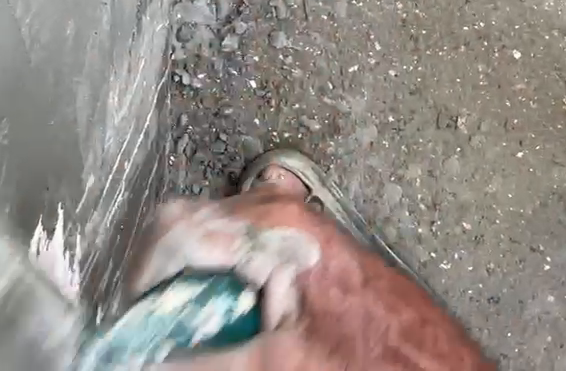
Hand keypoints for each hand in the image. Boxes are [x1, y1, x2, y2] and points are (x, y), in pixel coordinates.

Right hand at [130, 188, 493, 369]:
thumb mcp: (284, 366)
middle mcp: (273, 210)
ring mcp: (281, 220)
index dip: (142, 275)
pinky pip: (229, 247)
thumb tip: (154, 361)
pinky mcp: (288, 239)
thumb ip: (211, 361)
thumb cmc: (379, 358)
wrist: (435, 364)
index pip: (177, 228)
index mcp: (270, 227)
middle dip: (157, 276)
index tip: (130, 316)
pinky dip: (208, 281)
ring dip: (181, 280)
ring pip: (203, 234)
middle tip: (148, 323)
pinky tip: (212, 317)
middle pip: (185, 226)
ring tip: (176, 323)